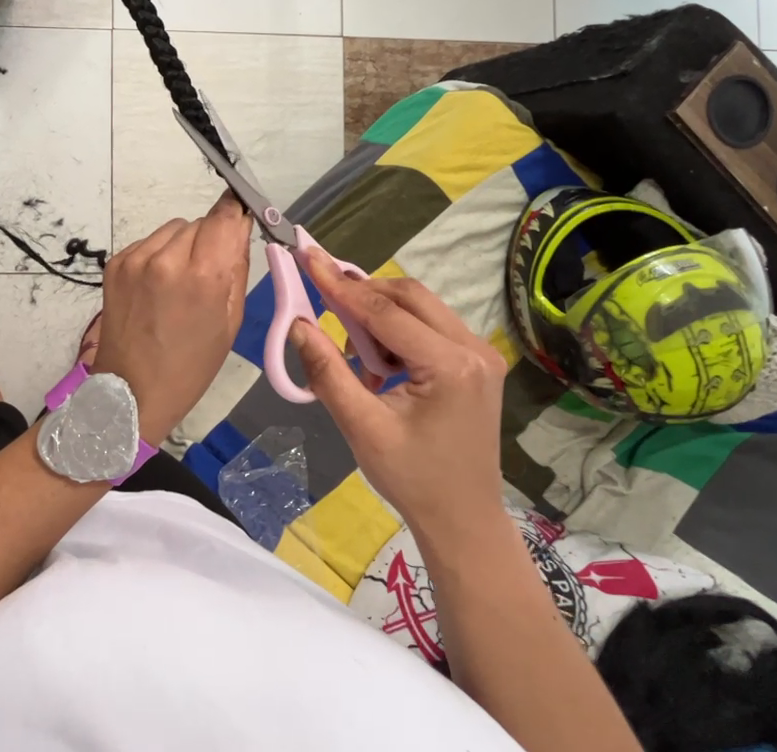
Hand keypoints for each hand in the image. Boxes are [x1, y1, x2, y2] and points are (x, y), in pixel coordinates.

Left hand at [93, 194, 253, 444]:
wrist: (130, 391)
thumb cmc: (190, 366)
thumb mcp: (230, 321)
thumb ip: (237, 267)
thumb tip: (241, 227)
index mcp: (202, 275)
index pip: (225, 216)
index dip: (236, 213)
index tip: (241, 215)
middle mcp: (166, 258)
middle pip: (199, 223)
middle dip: (209, 241)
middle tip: (207, 275)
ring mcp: (135, 259)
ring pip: (172, 230)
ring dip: (182, 246)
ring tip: (179, 284)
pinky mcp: (115, 264)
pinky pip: (148, 244)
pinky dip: (158, 257)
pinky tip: (157, 288)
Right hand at [290, 250, 507, 544]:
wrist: (462, 518)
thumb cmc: (411, 477)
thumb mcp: (360, 426)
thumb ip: (327, 370)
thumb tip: (296, 323)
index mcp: (451, 366)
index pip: (385, 311)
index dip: (340, 285)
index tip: (307, 257)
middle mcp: (474, 350)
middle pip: (408, 296)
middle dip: (361, 294)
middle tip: (321, 301)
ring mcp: (480, 356)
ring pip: (419, 307)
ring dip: (379, 315)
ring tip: (353, 354)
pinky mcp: (475, 365)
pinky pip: (428, 327)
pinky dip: (395, 332)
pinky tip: (377, 364)